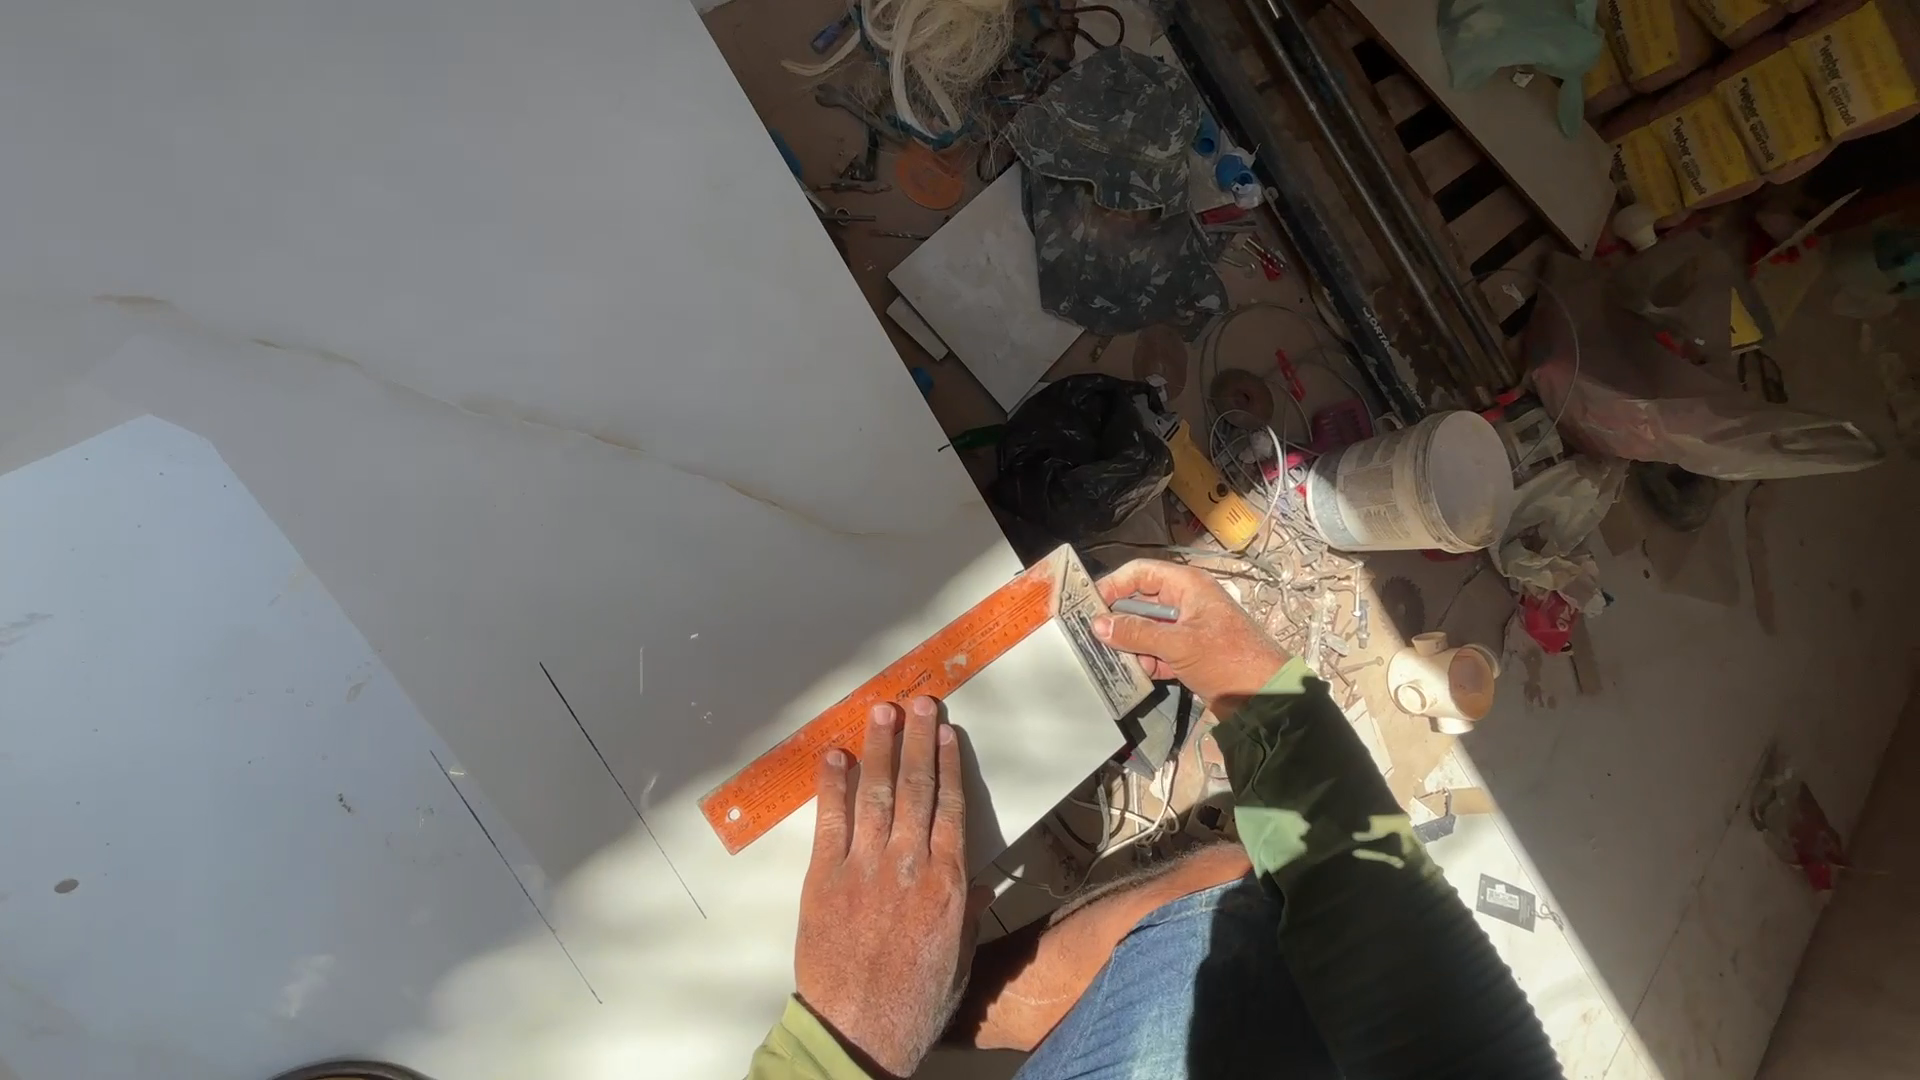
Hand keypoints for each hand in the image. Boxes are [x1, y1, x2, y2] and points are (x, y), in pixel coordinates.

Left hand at [794, 696, 979, 1077]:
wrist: (856, 1033)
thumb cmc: (912, 999)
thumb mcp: (957, 957)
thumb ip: (965, 910)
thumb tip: (973, 880)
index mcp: (945, 881)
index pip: (950, 805)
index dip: (948, 762)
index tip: (947, 732)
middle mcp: (908, 863)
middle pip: (917, 787)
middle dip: (918, 739)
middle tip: (919, 702)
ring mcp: (864, 865)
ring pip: (877, 792)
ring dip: (881, 747)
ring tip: (883, 711)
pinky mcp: (824, 876)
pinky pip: (830, 819)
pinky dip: (833, 784)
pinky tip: (835, 756)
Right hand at [1093, 559, 1288, 703]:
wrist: (1266, 698)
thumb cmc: (1227, 659)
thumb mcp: (1178, 643)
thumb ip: (1136, 633)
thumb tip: (1098, 625)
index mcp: (1187, 586)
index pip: (1141, 573)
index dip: (1114, 585)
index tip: (1089, 604)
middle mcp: (1184, 603)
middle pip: (1140, 602)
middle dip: (1117, 619)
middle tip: (1090, 634)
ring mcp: (1185, 630)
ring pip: (1145, 630)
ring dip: (1129, 644)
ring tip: (1107, 657)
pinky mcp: (1186, 655)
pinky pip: (1155, 652)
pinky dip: (1144, 661)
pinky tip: (1132, 673)